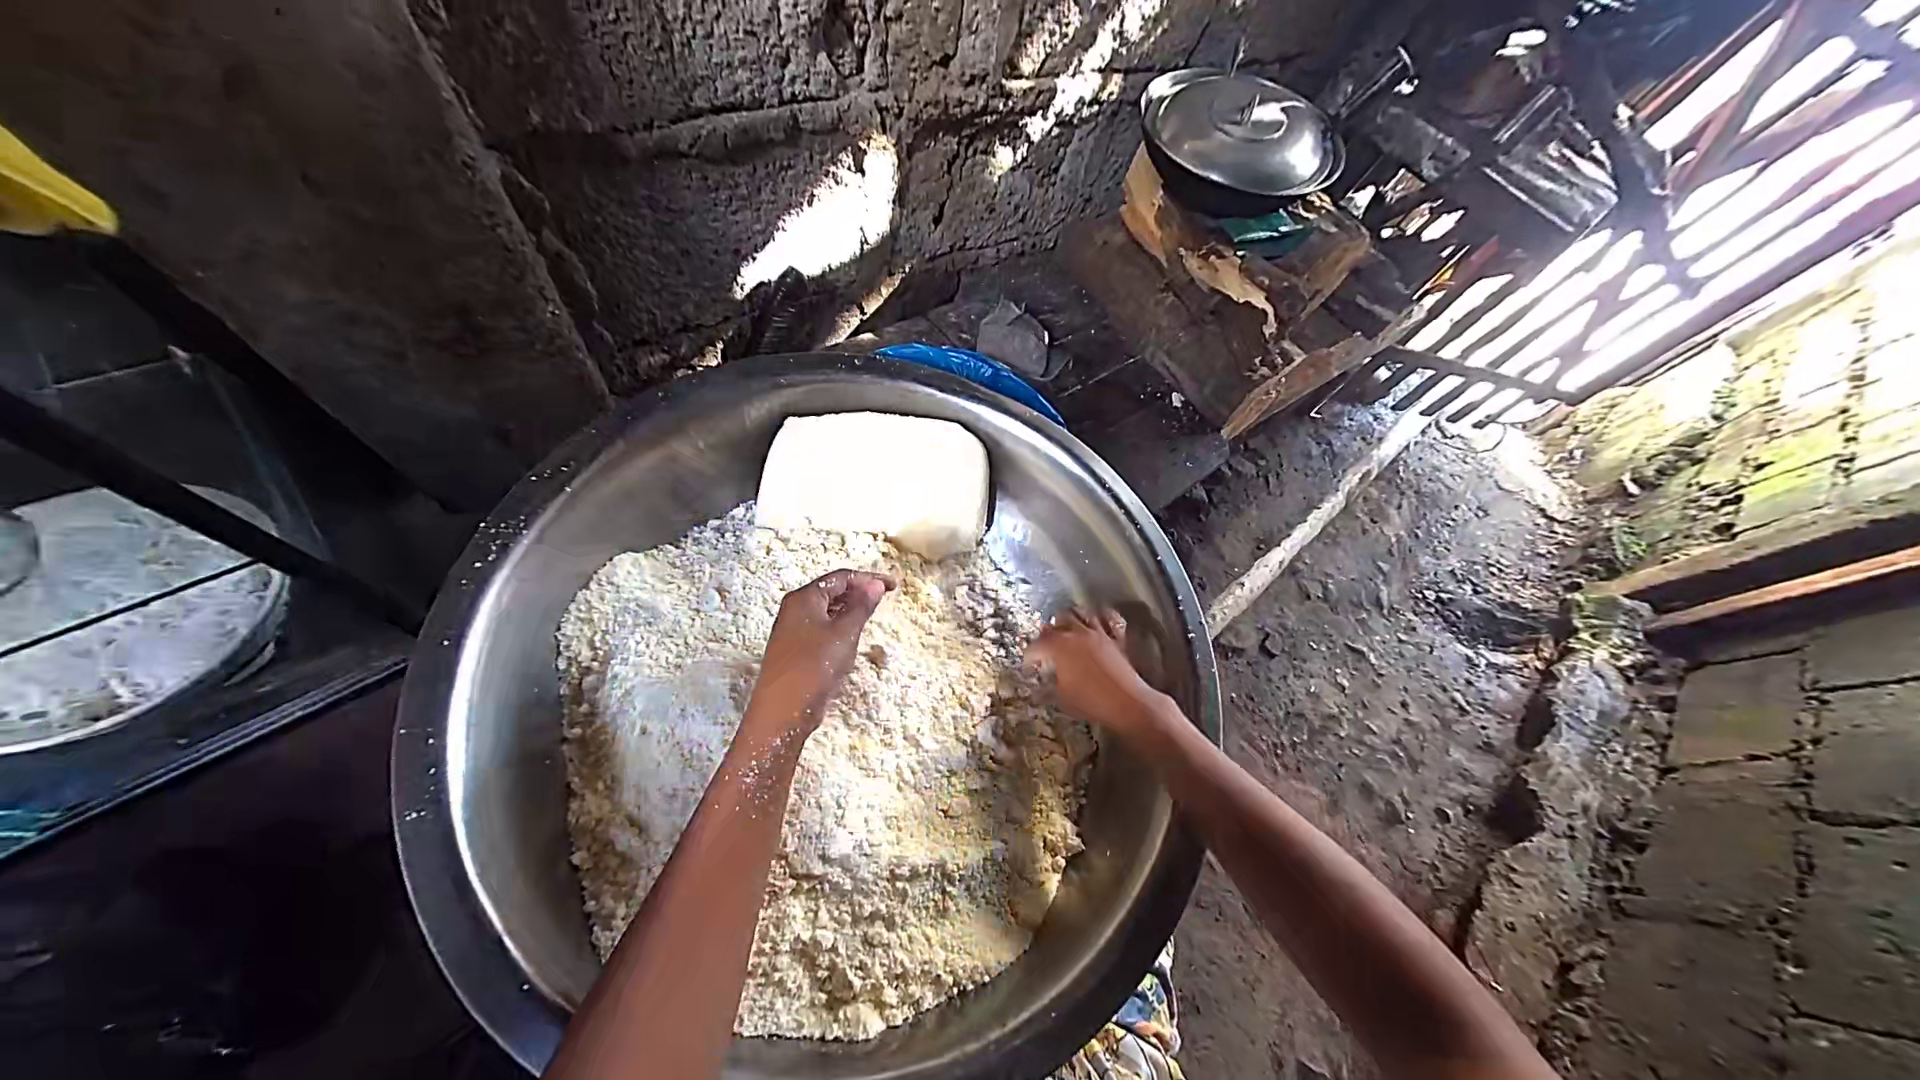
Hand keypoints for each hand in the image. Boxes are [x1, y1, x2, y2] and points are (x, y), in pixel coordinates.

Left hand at [746, 569, 893, 734]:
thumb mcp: (845, 633)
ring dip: (849, 610)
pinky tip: (851, 639)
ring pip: (826, 611)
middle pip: (831, 591)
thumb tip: (875, 584)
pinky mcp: (794, 650)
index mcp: (804, 598)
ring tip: (870, 616)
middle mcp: (794, 609)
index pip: (840, 577)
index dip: (868, 578)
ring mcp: (792, 630)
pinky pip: (821, 628)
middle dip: (858, 592)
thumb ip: (861, 606)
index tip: (892, 586)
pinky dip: (839, 627)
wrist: (782, 711)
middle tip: (883, 598)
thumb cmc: (814, 667)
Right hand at [1024, 609, 1168, 742]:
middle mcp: (1076, 633)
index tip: (1029, 667)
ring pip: (1079, 613)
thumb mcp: (1061, 697)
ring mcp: (1098, 632)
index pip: (1036, 645)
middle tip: (1045, 648)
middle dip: (1047, 634)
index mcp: (1059, 646)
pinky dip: (1099, 617)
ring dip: (1070, 620)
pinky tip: (1095, 623)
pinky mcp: (1115, 637)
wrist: (1128, 703)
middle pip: (1056, 622)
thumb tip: (1043, 681)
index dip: (1029, 657)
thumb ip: (1049, 683)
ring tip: (1066, 631)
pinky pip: (1107, 618)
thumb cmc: (1091, 702)